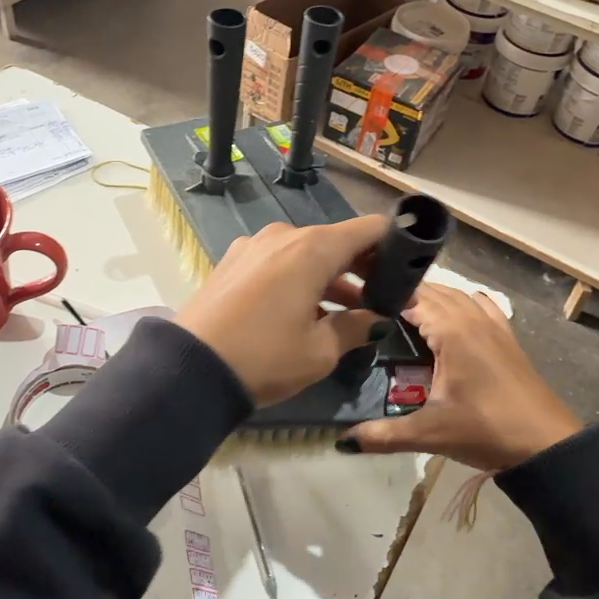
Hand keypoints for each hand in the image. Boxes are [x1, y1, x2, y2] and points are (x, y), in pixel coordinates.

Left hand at [176, 216, 394, 406]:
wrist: (190, 369)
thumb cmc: (265, 357)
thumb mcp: (320, 351)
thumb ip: (355, 328)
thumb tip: (377, 320)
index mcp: (313, 249)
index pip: (368, 229)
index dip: (394, 246)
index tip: (408, 271)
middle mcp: (283, 236)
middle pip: (336, 242)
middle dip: (362, 268)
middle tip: (382, 299)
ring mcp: (253, 247)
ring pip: (305, 254)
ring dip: (330, 278)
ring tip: (348, 313)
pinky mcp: (233, 263)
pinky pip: (278, 263)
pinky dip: (299, 280)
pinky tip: (306, 312)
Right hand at [343, 284, 579, 470]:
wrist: (547, 445)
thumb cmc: (486, 431)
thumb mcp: (429, 434)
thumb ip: (382, 434)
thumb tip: (342, 440)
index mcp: (452, 330)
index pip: (411, 296)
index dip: (384, 297)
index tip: (356, 306)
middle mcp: (473, 317)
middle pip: (433, 292)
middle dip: (403, 297)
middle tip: (371, 313)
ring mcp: (494, 325)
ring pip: (457, 296)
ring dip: (431, 300)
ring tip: (402, 317)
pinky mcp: (508, 338)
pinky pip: (480, 306)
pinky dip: (461, 305)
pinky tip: (450, 319)